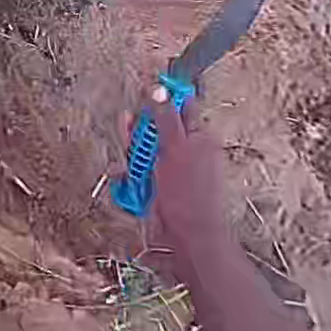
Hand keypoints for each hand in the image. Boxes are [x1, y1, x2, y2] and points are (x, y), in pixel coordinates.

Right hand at [148, 89, 231, 269]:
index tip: (143, 93)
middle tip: (132, 135)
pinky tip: (131, 181)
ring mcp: (171, 168)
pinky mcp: (158, 185)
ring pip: (144, 149)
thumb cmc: (190, 194)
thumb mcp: (176, 149)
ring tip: (132, 168)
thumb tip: (159, 89)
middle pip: (156, 126)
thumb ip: (165, 118)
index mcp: (198, 136)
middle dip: (140, 130)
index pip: (179, 105)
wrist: (190, 242)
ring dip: (132, 155)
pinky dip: (132, 175)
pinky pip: (139, 171)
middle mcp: (186, 149)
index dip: (162, 98)